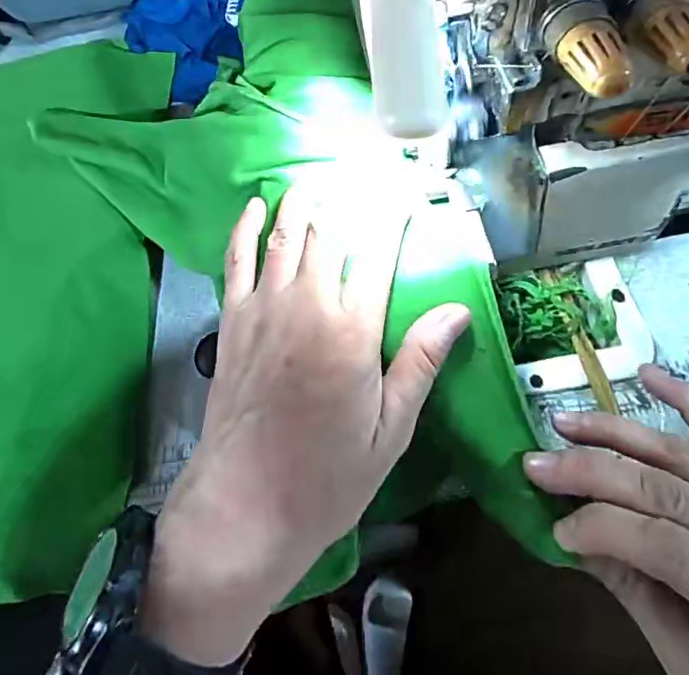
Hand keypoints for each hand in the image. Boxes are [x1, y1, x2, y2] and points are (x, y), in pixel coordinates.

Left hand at [140, 187, 472, 665]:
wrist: (241, 511)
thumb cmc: (326, 477)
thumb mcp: (390, 430)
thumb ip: (419, 362)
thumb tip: (456, 310)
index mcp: (352, 331)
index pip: (379, 255)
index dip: (394, 219)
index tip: (408, 195)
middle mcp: (307, 307)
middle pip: (329, 235)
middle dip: (348, 200)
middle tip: (362, 177)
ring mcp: (264, 311)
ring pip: (284, 238)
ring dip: (301, 204)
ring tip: (315, 179)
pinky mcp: (232, 324)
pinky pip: (237, 262)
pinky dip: (245, 229)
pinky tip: (254, 206)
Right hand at [524, 365, 688, 674]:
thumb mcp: (687, 667)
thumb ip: (637, 593)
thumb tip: (570, 531)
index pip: (674, 545)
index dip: (608, 528)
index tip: (555, 527)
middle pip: (674, 489)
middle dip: (599, 470)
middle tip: (539, 462)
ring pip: (687, 458)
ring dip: (621, 433)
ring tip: (567, 422)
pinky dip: (686, 404)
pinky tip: (649, 375)